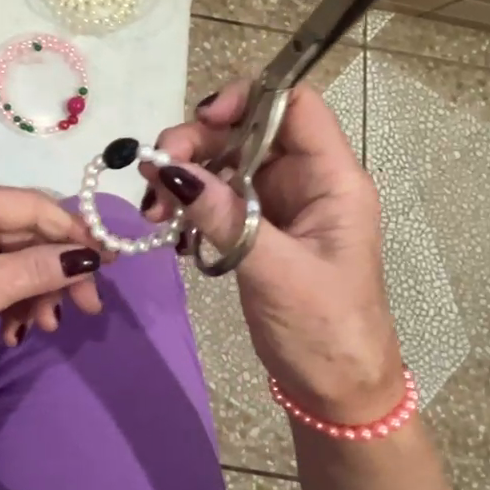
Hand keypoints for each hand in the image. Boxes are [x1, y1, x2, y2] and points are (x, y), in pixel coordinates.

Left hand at [0, 187, 104, 386]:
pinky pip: (9, 283)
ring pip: (24, 262)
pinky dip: (22, 305)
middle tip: (88, 306)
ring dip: (42, 292)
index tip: (108, 261)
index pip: (32, 206)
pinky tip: (22, 332)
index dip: (72, 230)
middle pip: (31, 235)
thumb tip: (90, 256)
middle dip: (60, 269)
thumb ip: (38, 267)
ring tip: (47, 326)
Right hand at [142, 81, 404, 423]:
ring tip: (153, 211)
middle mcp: (304, 180)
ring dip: (180, 175)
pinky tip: (169, 227)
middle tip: (154, 175)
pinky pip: (212, 194)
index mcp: (332, 179)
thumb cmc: (326, 330)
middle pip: (243, 129)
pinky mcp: (254, 226)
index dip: (247, 98)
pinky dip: (184, 202)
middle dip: (195, 143)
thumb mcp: (274, 269)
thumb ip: (223, 215)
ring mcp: (276, 202)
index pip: (293, 105)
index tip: (201, 121)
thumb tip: (166, 169)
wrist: (335, 392)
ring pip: (221, 160)